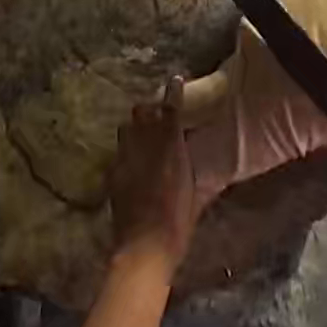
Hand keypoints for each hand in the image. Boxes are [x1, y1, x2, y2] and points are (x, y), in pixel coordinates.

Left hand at [108, 76, 203, 266]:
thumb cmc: (178, 221)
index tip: (176, 79)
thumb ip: (199, 176)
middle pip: (141, 112)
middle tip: (156, 114)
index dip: (173, 91)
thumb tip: (213, 171)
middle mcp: (146, 147)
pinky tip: (131, 163)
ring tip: (141, 135)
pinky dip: (125, 153)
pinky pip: (118, 154)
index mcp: (171, 148)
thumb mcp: (196, 194)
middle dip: (148, 109)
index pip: (171, 109)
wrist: (144, 248)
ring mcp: (125, 160)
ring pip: (125, 129)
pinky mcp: (113, 176)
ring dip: (134, 128)